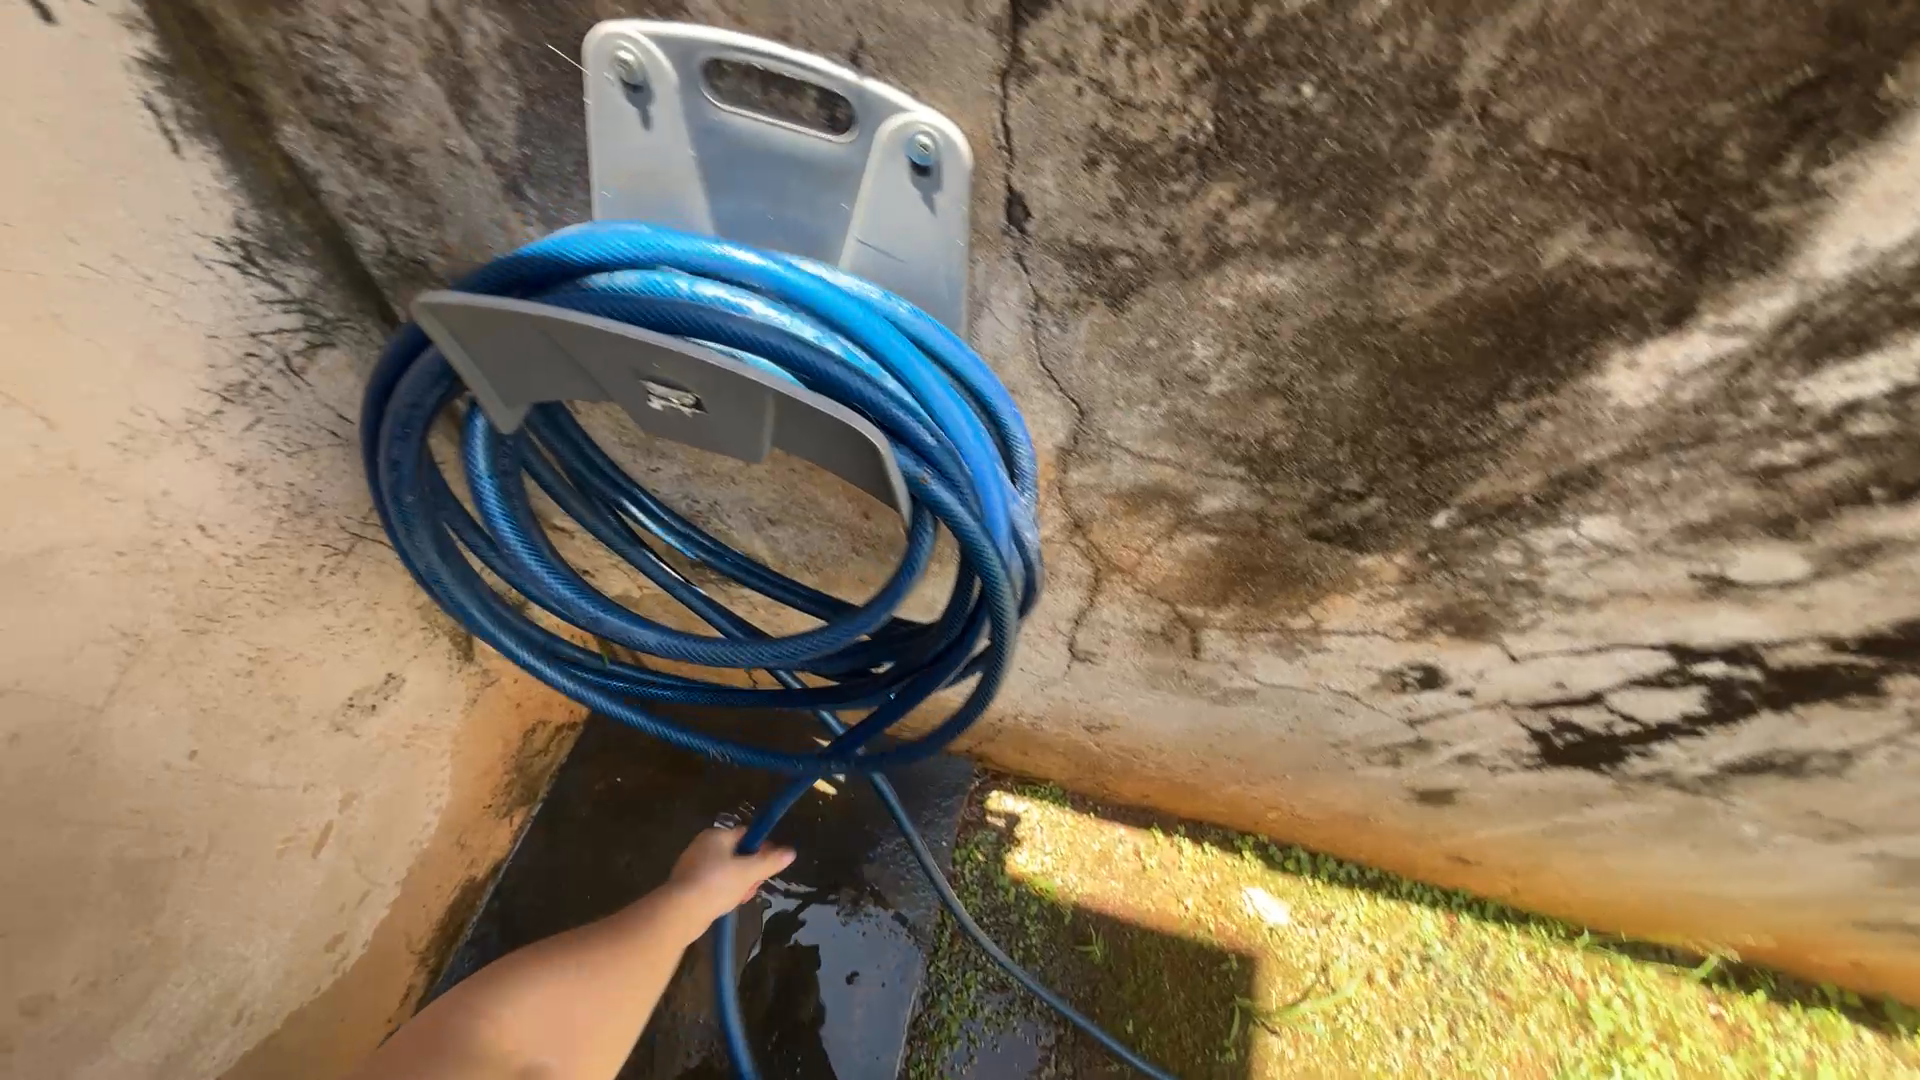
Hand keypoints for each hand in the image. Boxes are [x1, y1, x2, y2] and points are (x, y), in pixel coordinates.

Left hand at [664, 826, 794, 924]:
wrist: (679, 913)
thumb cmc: (716, 884)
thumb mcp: (748, 872)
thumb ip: (770, 861)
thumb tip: (791, 852)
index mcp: (716, 836)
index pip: (746, 834)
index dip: (761, 848)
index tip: (770, 863)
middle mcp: (702, 846)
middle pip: (736, 854)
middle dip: (750, 870)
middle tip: (755, 885)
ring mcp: (692, 867)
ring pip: (725, 871)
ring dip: (738, 884)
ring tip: (742, 898)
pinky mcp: (686, 886)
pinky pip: (712, 885)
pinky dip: (722, 893)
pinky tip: (727, 905)